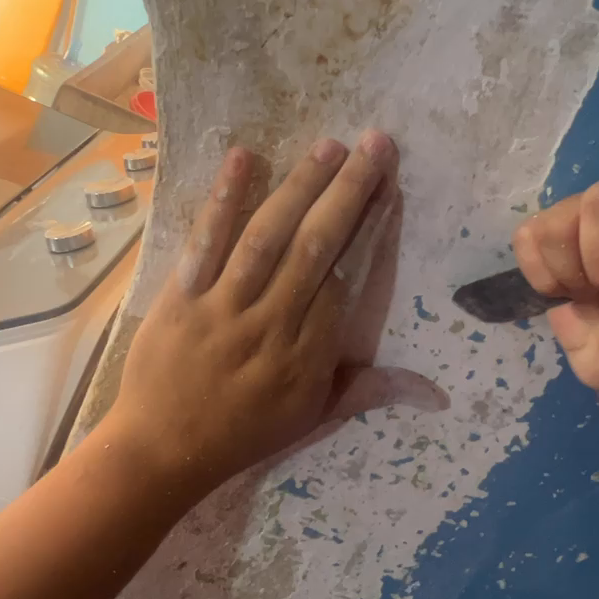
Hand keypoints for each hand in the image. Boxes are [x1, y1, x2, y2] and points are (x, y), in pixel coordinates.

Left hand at [103, 131, 428, 493]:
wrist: (161, 454)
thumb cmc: (244, 434)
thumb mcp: (314, 419)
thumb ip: (370, 390)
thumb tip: (438, 392)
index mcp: (307, 357)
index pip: (347, 281)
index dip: (371, 231)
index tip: (390, 187)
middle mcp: (270, 325)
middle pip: (315, 249)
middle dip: (348, 193)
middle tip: (374, 144)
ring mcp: (222, 309)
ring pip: (266, 239)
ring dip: (299, 188)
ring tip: (329, 146)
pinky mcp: (179, 297)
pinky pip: (204, 243)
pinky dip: (223, 199)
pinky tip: (243, 157)